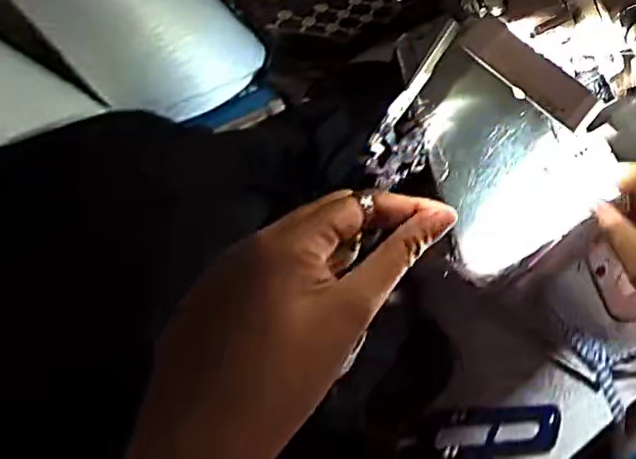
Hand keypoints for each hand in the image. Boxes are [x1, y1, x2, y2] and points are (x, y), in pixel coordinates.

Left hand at [126, 190, 457, 458]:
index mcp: (282, 243)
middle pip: (325, 215)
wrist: (195, 458)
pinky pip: (264, 269)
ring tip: (364, 276)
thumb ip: (400, 254)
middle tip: (408, 242)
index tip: (438, 219)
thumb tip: (440, 216)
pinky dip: (300, 271)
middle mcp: (245, 248)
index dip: (403, 208)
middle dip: (372, 224)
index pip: (358, 202)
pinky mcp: (202, 307)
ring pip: (295, 241)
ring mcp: (217, 277)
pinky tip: (313, 303)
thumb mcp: (353, 311)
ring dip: (336, 248)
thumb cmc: (285, 380)